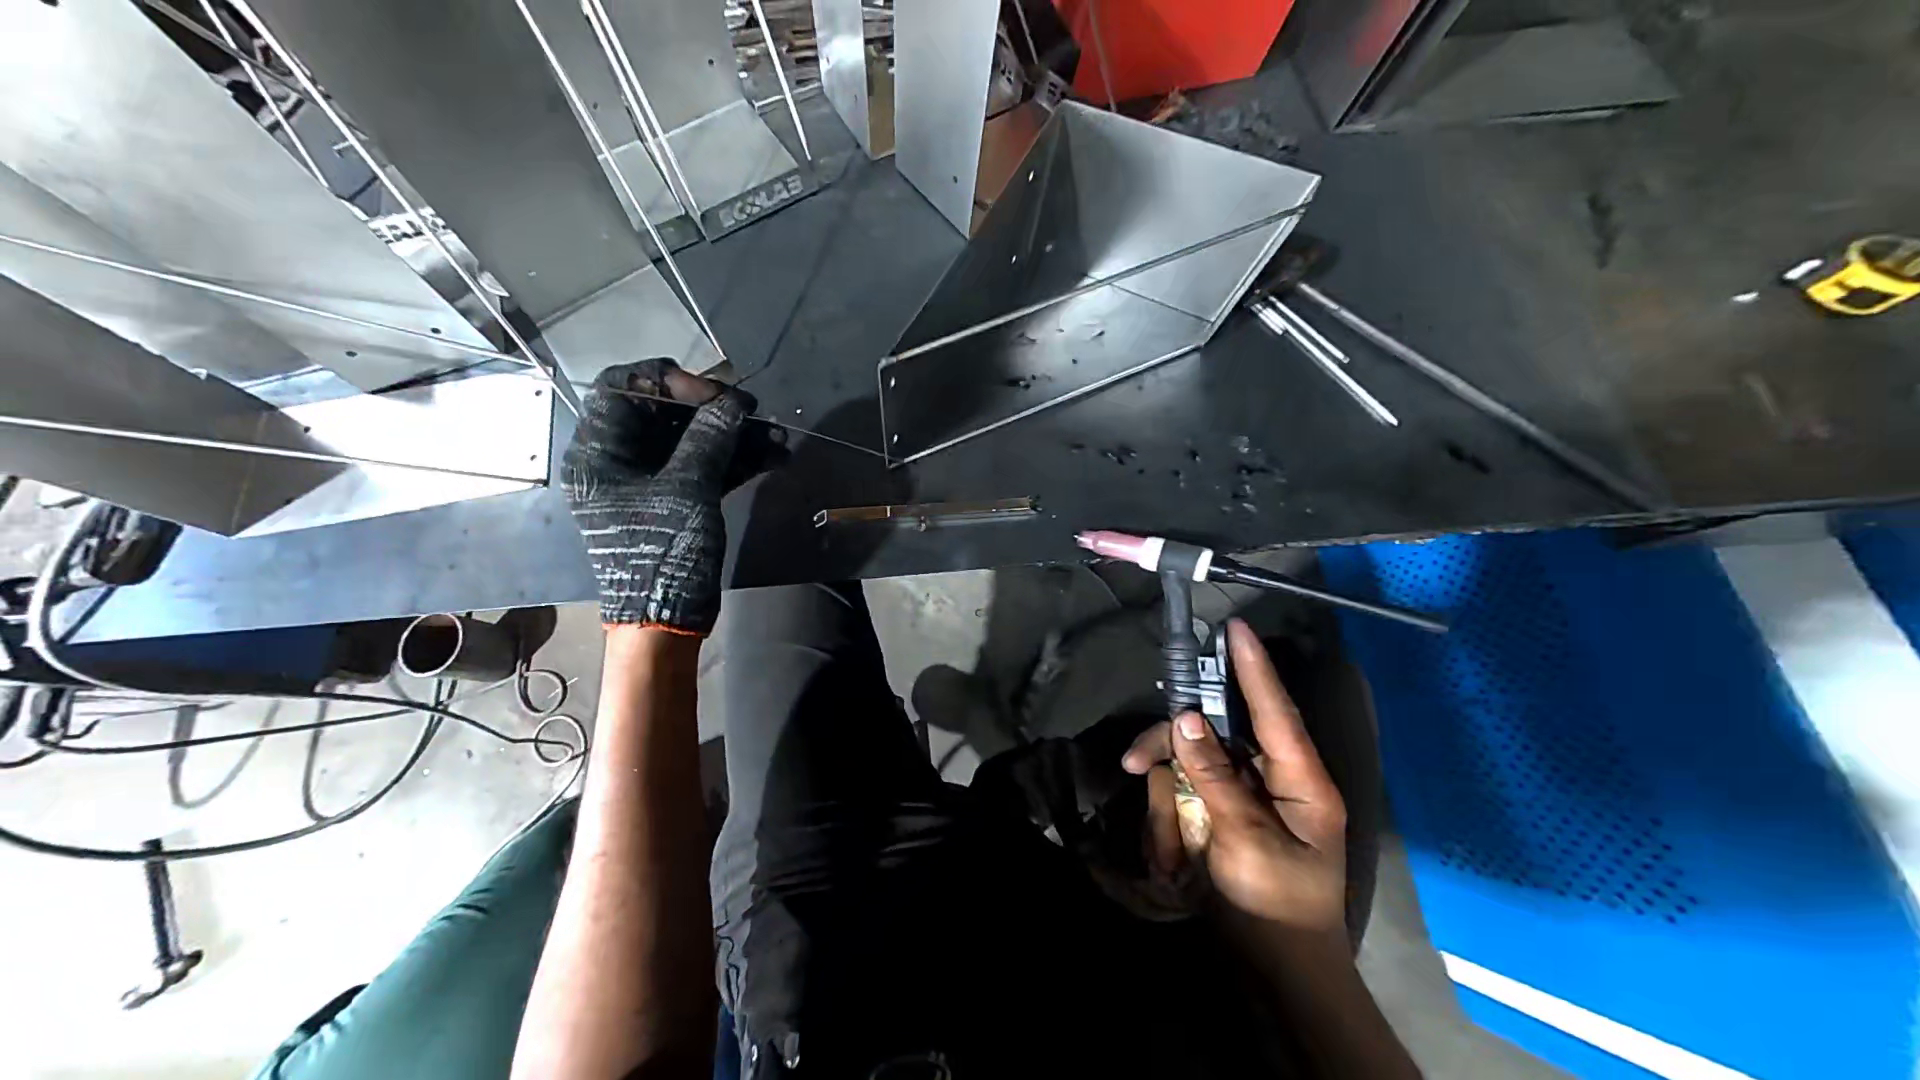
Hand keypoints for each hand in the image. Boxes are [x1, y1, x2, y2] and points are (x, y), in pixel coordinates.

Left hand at [562, 359, 753, 633]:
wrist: (667, 617)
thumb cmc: (661, 552)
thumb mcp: (686, 490)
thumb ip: (709, 439)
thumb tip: (733, 401)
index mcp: (599, 452)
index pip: (621, 388)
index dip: (667, 380)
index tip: (711, 392)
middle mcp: (621, 459)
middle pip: (664, 413)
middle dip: (712, 408)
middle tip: (749, 409)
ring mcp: (652, 480)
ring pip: (692, 440)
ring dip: (734, 435)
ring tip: (777, 434)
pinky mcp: (679, 499)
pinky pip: (706, 465)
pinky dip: (737, 460)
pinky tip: (773, 455)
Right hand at [1122, 619, 1347, 942]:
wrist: (1274, 970)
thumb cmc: (1274, 906)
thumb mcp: (1247, 842)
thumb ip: (1216, 778)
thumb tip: (1187, 721)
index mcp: (1300, 782)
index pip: (1275, 712)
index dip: (1254, 668)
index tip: (1236, 628)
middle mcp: (1270, 778)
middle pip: (1213, 733)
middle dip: (1173, 746)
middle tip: (1135, 759)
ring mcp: (1241, 795)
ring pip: (1188, 762)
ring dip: (1167, 797)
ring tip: (1169, 850)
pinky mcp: (1218, 811)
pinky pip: (1181, 792)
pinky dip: (1167, 818)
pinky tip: (1175, 857)